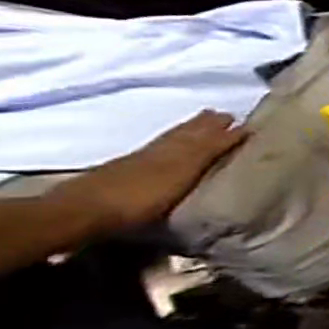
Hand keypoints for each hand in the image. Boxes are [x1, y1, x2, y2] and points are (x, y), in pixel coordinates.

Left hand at [56, 111, 246, 233]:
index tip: (248, 125)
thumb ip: (207, 151)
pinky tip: (169, 146)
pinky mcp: (124, 171)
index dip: (227, 133)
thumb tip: (240, 129)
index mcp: (177, 151)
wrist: (80, 212)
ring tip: (202, 122)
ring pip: (171, 140)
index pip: (208, 138)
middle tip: (224, 115)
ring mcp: (139, 160)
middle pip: (187, 134)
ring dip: (189, 131)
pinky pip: (157, 149)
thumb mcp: (180, 174)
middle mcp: (160, 150)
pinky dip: (169, 142)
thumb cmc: (139, 198)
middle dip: (207, 125)